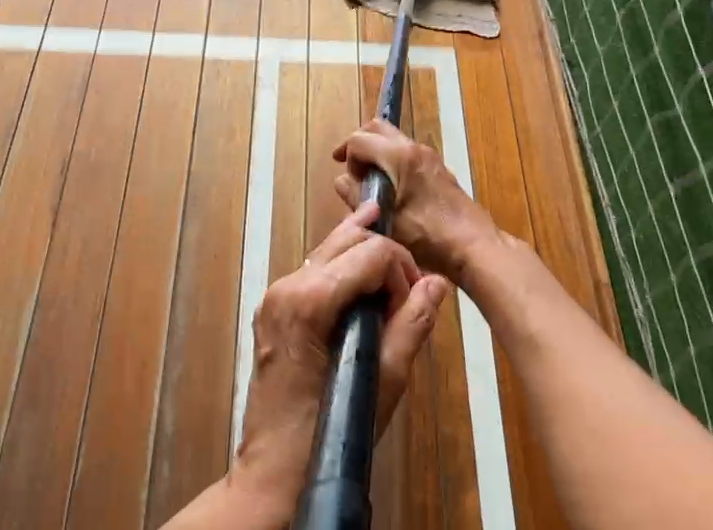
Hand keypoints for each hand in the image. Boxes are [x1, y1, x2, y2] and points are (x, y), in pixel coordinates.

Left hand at [230, 201, 451, 521]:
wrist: (275, 472)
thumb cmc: (331, 430)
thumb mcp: (385, 378)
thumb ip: (412, 324)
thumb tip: (437, 283)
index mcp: (308, 299)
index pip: (372, 252)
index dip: (402, 271)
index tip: (414, 305)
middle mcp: (286, 286)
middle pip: (349, 240)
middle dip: (387, 259)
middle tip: (411, 295)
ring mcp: (276, 296)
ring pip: (331, 250)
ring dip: (367, 259)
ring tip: (399, 279)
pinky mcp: (275, 309)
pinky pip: (317, 271)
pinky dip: (345, 268)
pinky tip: (366, 262)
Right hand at [332, 120, 502, 281]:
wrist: (472, 244)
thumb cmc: (427, 235)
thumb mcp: (384, 221)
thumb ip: (357, 197)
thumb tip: (341, 180)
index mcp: (399, 156)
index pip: (359, 139)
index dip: (347, 156)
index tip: (348, 179)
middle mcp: (414, 148)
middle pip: (378, 128)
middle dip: (359, 143)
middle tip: (348, 165)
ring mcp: (429, 156)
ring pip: (394, 139)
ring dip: (377, 152)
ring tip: (368, 182)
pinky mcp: (438, 168)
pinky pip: (407, 153)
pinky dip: (392, 160)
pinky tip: (391, 190)